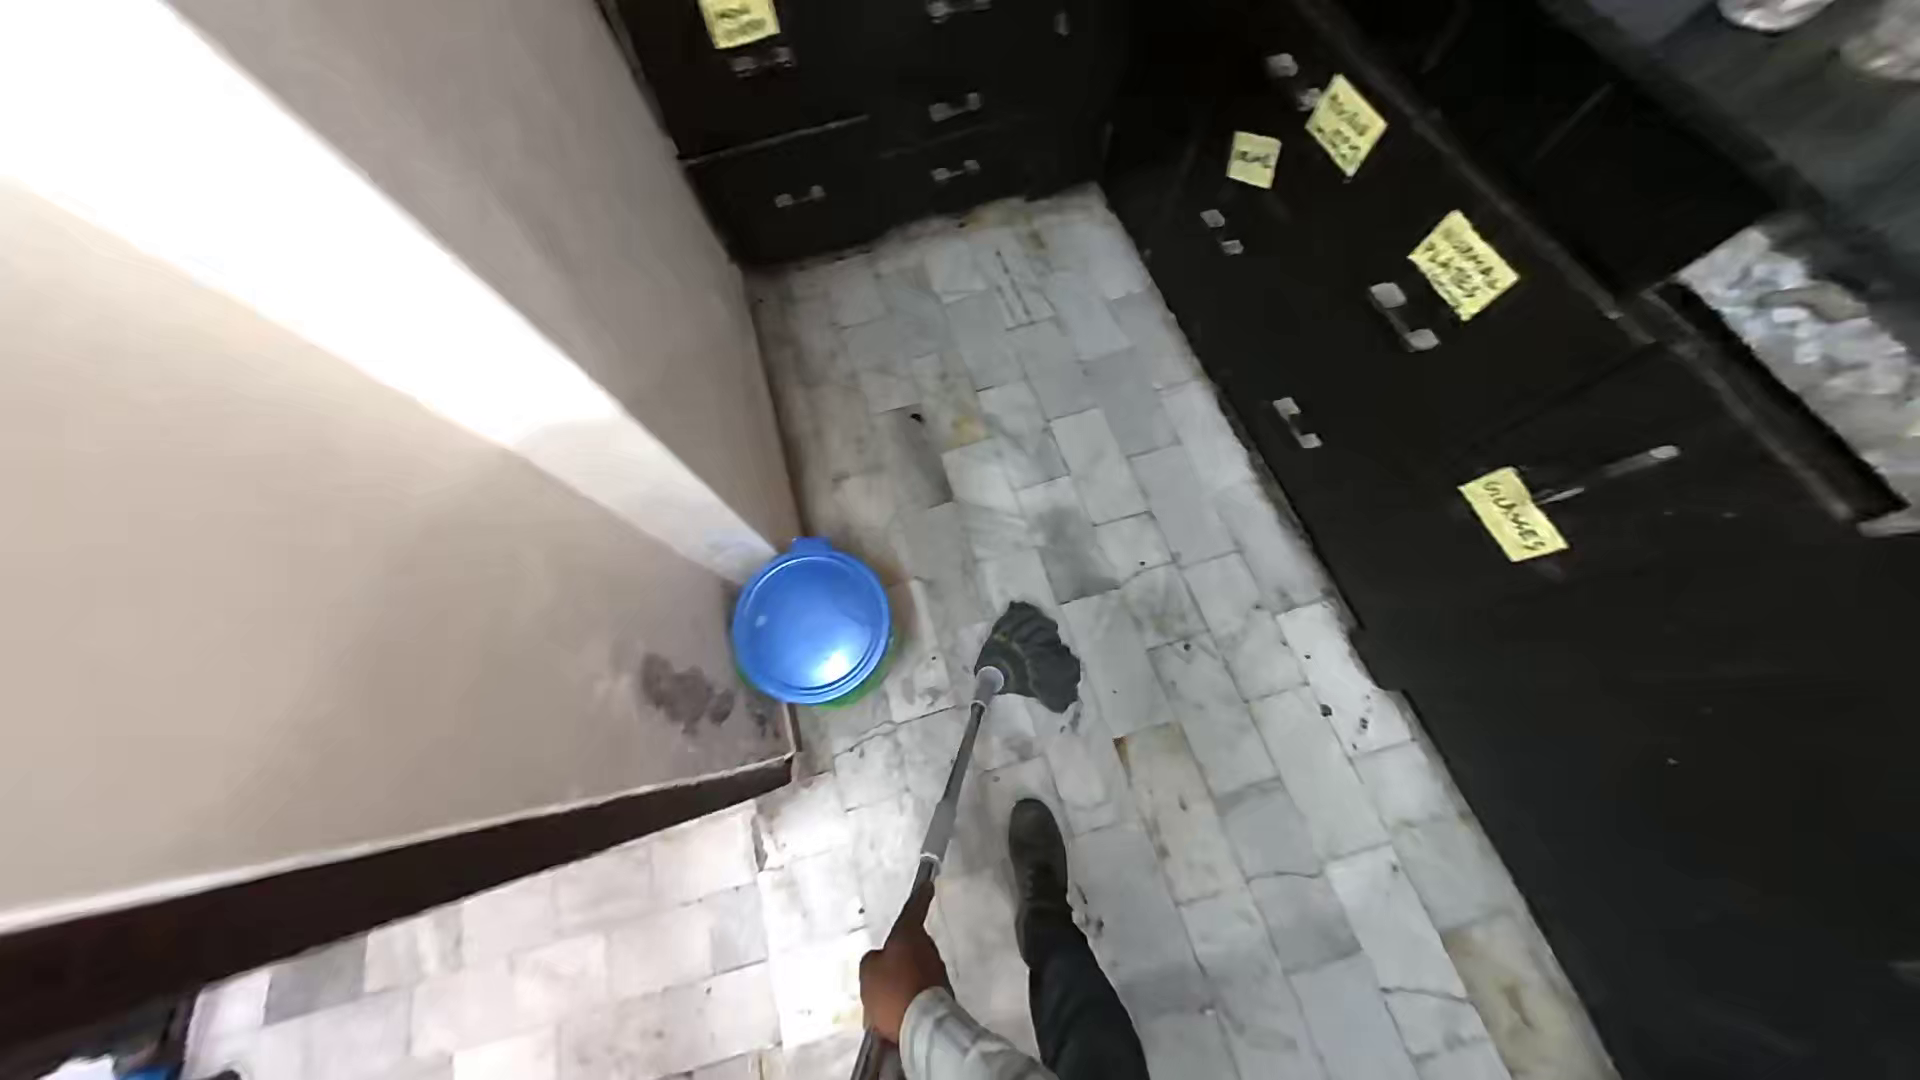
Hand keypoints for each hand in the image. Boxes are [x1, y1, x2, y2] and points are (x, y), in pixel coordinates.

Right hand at [858, 880, 949, 1042]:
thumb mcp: (868, 973)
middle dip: (900, 959)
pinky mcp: (943, 994)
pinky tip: (898, 1018)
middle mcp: (927, 947)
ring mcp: (937, 971)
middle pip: (911, 947)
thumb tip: (879, 960)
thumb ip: (872, 960)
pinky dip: (911, 1000)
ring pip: (916, 971)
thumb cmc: (893, 991)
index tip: (928, 883)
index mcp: (909, 934)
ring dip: (904, 982)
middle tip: (884, 977)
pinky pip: (921, 992)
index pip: (914, 909)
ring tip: (886, 1006)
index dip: (920, 896)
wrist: (924, 1026)